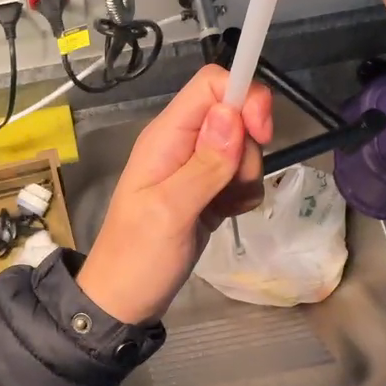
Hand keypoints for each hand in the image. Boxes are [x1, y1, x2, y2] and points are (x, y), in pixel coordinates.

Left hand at [77, 66, 272, 324]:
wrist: (124, 301)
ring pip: (242, 148)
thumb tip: (232, 113)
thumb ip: (203, 164)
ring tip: (223, 208)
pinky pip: (240, 177)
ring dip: (245, 177)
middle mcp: (180, 144)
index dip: (244, 97)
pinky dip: (243, 195)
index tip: (261, 133)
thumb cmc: (137, 258)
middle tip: (230, 188)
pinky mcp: (207, 192)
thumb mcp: (169, 212)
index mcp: (165, 137)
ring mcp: (194, 169)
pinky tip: (227, 216)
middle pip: (235, 115)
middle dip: (248, 148)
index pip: (210, 84)